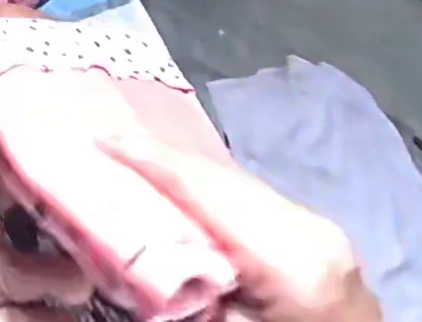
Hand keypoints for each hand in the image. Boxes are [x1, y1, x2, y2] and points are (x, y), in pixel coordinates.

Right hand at [101, 135, 379, 321]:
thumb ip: (189, 284)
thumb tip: (141, 242)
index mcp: (291, 262)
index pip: (204, 190)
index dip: (149, 159)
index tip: (102, 137)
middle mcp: (308, 231)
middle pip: (218, 177)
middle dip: (160, 156)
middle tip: (110, 141)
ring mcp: (319, 230)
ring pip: (233, 181)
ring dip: (183, 169)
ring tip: (135, 154)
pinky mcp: (318, 236)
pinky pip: (250, 196)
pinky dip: (211, 187)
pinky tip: (183, 184)